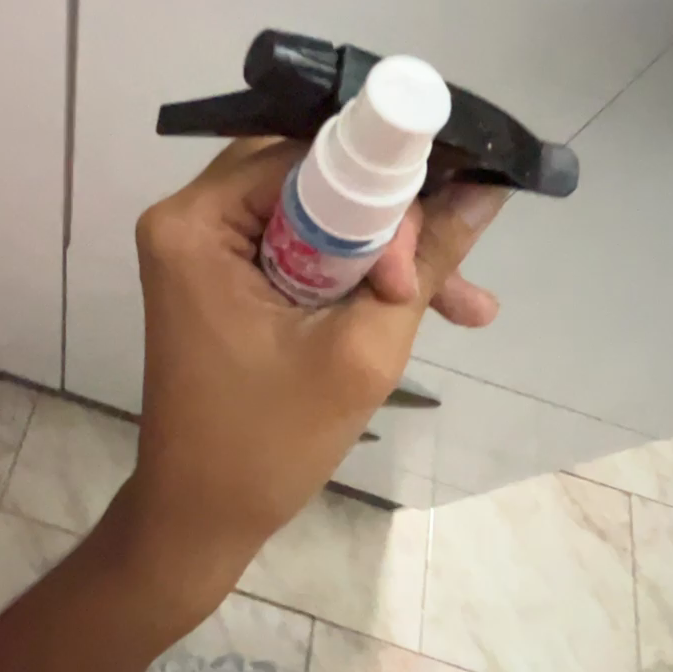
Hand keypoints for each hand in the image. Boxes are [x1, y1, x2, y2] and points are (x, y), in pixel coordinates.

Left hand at [119, 138, 506, 607]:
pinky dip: (344, 270)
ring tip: (459, 301)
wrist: (200, 513)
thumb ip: (427, 263)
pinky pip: (292, 240)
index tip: (436, 236)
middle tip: (445, 270)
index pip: (302, 158)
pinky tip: (411, 303)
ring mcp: (195, 241)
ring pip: (308, 210)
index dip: (377, 190)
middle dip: (386, 223)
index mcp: (195, 222)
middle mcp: (185, 215)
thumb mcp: (362, 350)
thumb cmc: (268, 443)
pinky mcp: (213, 268)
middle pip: (305, 176)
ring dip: (376, 251)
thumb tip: (487, 190)